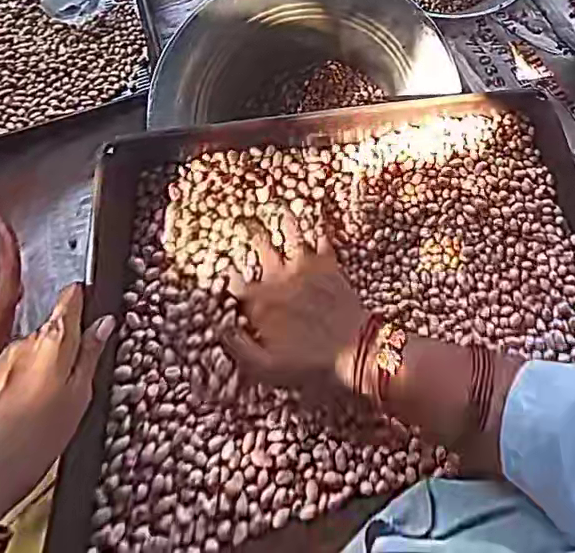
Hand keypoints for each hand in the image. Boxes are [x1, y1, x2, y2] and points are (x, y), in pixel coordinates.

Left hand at [0, 285, 114, 544]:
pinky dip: (14, 394)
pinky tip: (17, 426)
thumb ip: (90, 357)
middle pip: (50, 333)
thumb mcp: (76, 403)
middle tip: (71, 388)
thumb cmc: (20, 451)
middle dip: (61, 354)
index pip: (71, 297)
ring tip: (42, 417)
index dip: (84, 301)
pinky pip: (6, 380)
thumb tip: (103, 325)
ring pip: (27, 358)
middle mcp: (19, 344)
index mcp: (51, 341)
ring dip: (36, 376)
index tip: (92, 316)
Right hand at [222, 207, 367, 392]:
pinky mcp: (328, 262)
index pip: (236, 283)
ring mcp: (304, 266)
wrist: (353, 349)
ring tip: (280, 207)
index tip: (225, 267)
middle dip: (250, 232)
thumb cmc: (310, 363)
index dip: (229, 274)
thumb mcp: (266, 368)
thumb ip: (239, 347)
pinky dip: (318, 224)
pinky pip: (321, 236)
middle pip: (260, 247)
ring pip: (290, 233)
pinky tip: (317, 213)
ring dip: (284, 219)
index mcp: (261, 302)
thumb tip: (221, 327)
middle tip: (244, 220)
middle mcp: (279, 277)